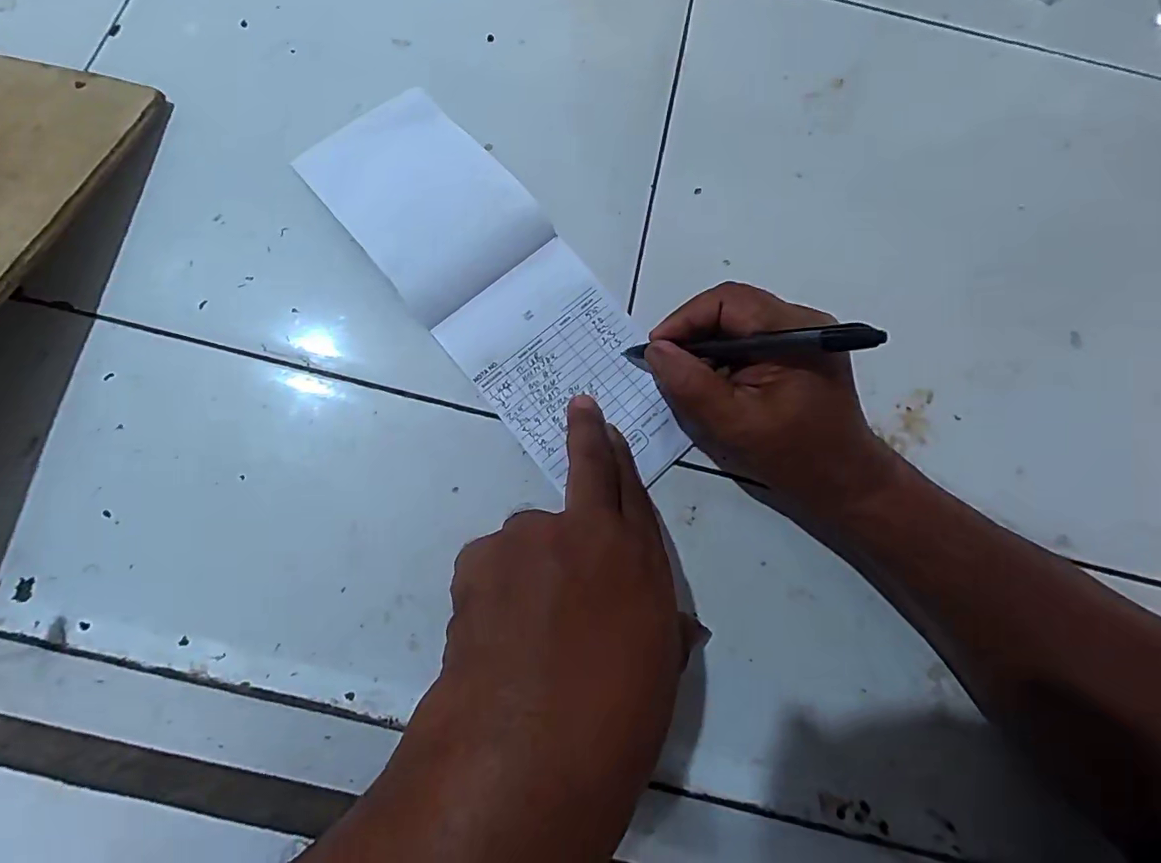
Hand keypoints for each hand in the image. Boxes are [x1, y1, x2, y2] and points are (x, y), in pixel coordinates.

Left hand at [390, 396, 686, 860]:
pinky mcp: (481, 555)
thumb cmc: (613, 718)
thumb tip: (679, 625)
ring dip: (529, 565)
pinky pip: (492, 564)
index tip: (598, 418)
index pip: (628, 484)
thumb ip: (661, 627)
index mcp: (638, 558)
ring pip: (529, 537)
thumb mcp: (655, 670)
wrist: (527, 744)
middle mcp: (586, 532)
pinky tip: (494, 631)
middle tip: (579, 416)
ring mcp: (530, 537)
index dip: (614, 448)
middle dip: (584, 438)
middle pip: (585, 473)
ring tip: (525, 627)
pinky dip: (494, 586)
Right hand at [643, 282, 897, 506]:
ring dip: (706, 347)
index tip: (656, 351)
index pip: (728, 301)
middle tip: (668, 367)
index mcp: (795, 333)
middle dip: (693, 335)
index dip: (684, 320)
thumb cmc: (791, 458)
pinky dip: (722, 358)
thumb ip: (689, 384)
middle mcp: (803, 323)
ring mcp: (802, 336)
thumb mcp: (731, 423)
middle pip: (731, 308)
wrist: (844, 485)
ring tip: (691, 380)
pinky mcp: (797, 352)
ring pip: (736, 323)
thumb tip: (656, 350)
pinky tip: (715, 386)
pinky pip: (747, 340)